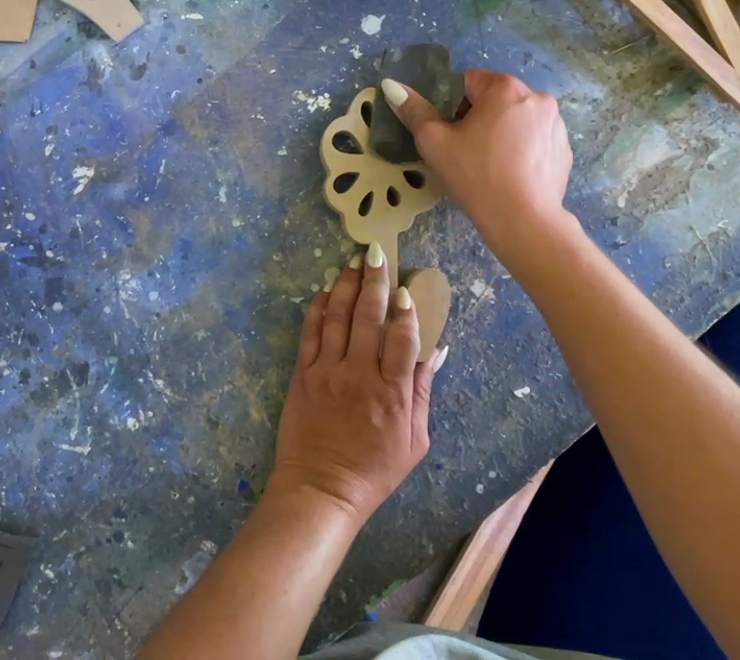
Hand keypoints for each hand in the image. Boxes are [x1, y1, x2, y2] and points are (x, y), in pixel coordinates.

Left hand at [268, 245, 440, 523]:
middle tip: (375, 253)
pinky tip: (322, 290)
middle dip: (373, 281)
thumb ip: (422, 392)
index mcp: (392, 393)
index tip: (407, 289)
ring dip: (344, 286)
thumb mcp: (415, 440)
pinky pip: (309, 333)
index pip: (402, 340)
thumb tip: (437, 352)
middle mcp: (359, 375)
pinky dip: (316, 308)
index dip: (406, 311)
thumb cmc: (374, 469)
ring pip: (336, 317)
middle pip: (367, 318)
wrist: (321, 487)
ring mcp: (327, 371)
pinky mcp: (302, 374)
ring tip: (351, 263)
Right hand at [382, 70, 572, 249]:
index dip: (450, 104)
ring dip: (500, 132)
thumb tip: (392, 86)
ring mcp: (556, 124)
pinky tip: (510, 174)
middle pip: (494, 99)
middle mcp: (536, 98)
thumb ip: (414, 111)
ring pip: (515, 119)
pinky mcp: (564, 149)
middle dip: (477, 118)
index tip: (448, 132)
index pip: (467, 80)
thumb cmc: (476, 175)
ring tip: (488, 164)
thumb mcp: (435, 142)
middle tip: (464, 150)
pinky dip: (521, 149)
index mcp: (505, 88)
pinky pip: (534, 139)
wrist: (524, 220)